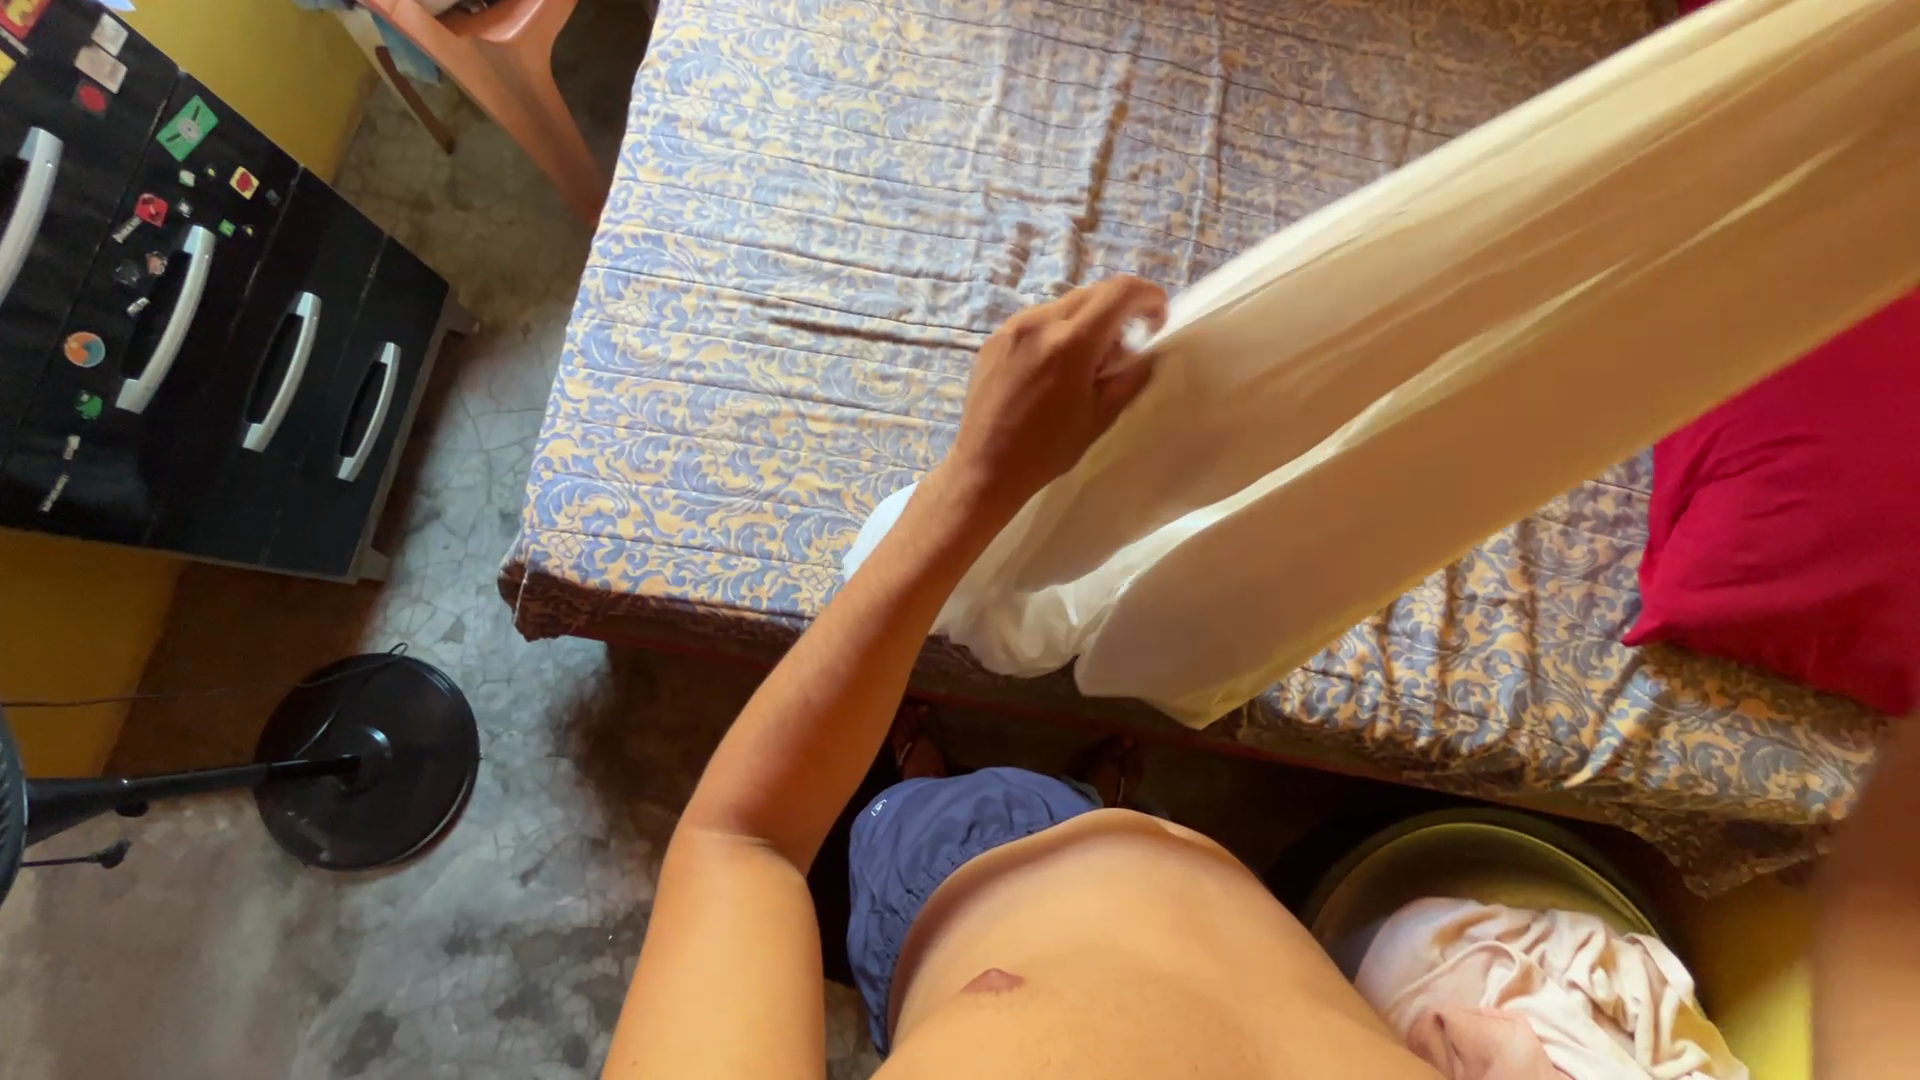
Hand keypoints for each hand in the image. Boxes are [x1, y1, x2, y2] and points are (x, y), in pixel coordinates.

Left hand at [936, 276, 1167, 521]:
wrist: (986, 466)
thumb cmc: (1047, 450)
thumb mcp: (1100, 417)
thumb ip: (1129, 377)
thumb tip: (1146, 354)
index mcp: (1070, 342)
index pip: (1120, 291)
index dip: (1149, 297)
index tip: (1156, 321)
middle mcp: (1040, 322)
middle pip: (1093, 293)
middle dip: (1119, 310)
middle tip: (1124, 348)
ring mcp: (1012, 327)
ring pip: (1063, 305)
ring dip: (1086, 322)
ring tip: (1086, 363)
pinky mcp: (994, 339)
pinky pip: (1037, 320)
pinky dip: (1057, 332)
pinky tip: (1055, 367)